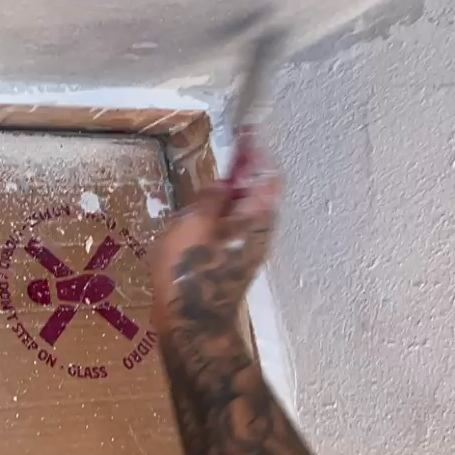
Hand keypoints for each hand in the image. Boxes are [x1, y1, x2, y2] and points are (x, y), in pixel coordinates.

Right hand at [151, 167, 279, 337]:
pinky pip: (237, 226)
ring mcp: (249, 250)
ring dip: (239, 191)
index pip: (264, 175)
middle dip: (250, 171)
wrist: (192, 321)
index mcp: (253, 217)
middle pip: (262, 193)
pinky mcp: (235, 263)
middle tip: (236, 152)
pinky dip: (229, 210)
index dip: (257, 152)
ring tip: (221, 179)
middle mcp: (259, 232)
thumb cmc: (189, 269)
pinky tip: (209, 214)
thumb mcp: (192, 224)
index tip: (248, 133)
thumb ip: (210, 199)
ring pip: (250, 211)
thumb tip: (225, 180)